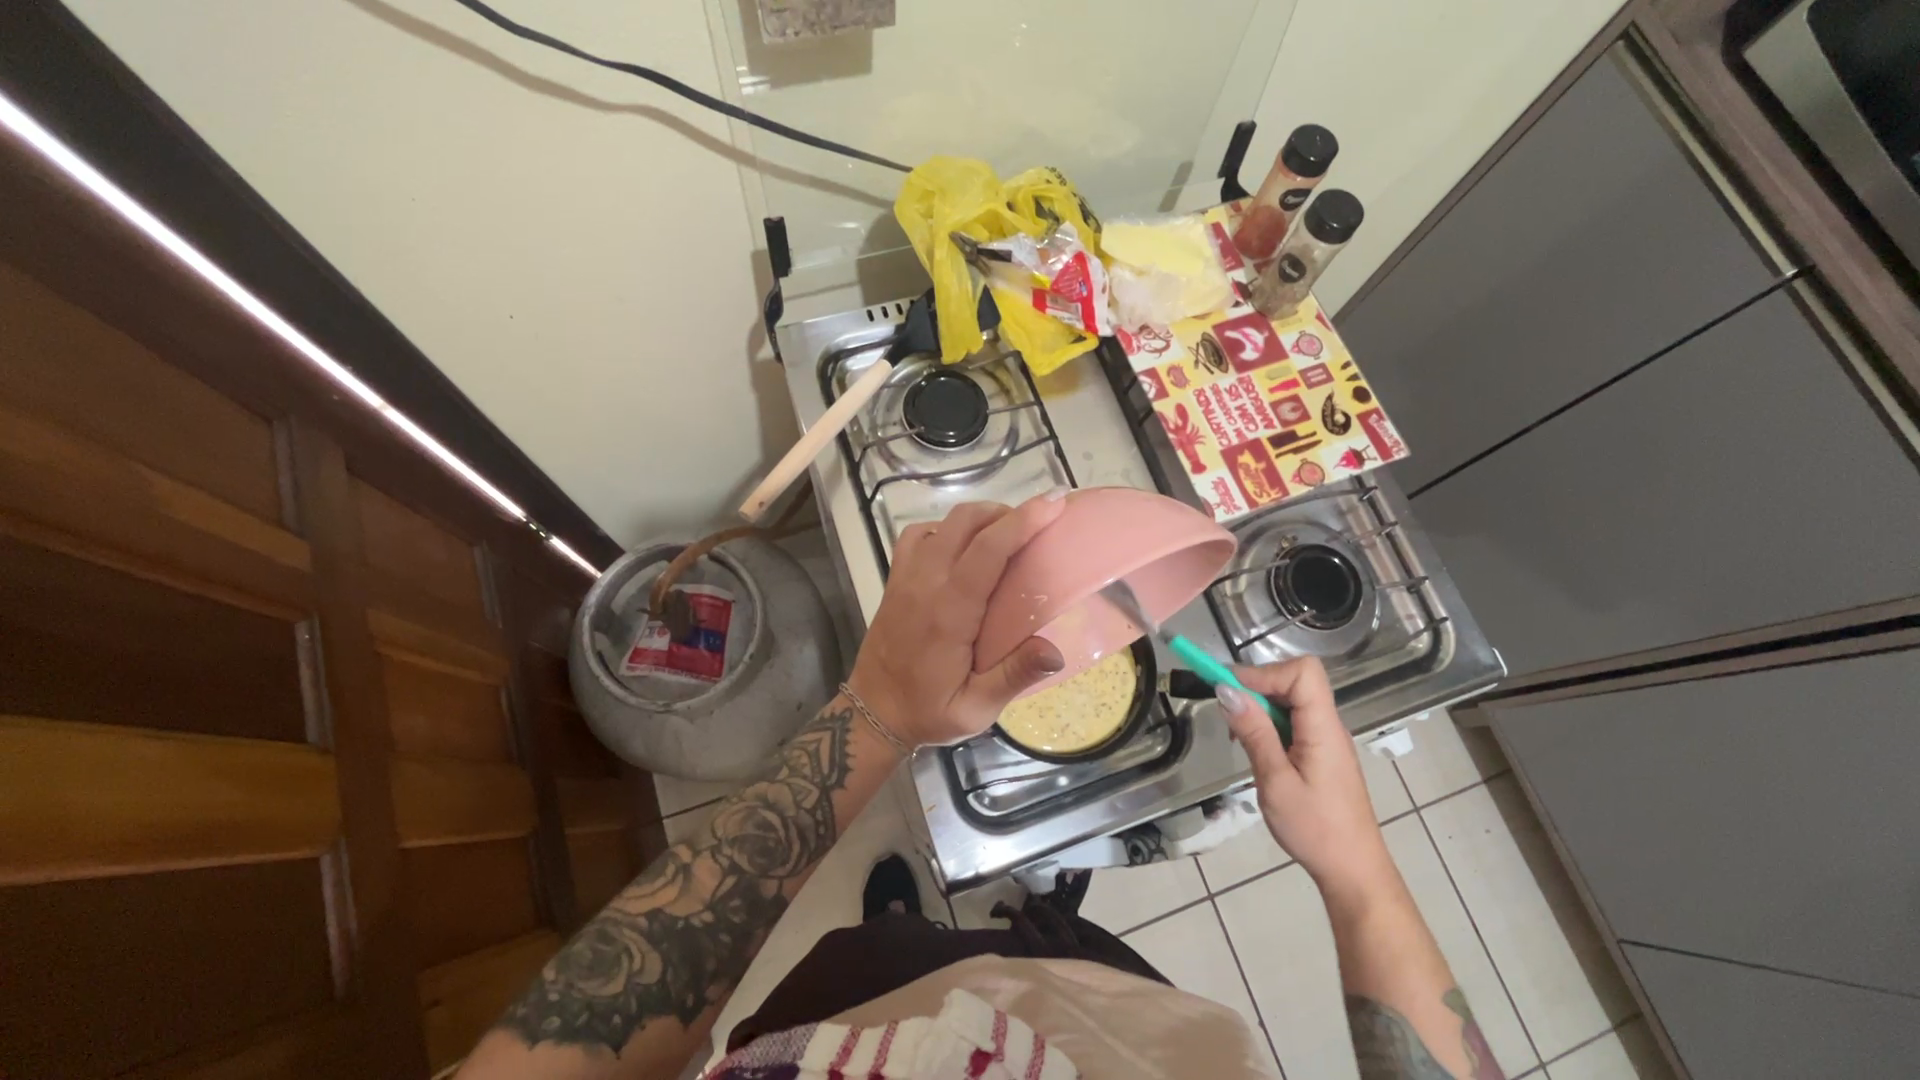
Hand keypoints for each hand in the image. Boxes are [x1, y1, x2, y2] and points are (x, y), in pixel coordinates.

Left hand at [846, 494, 1068, 747]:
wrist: (872, 713)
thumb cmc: (928, 712)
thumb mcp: (975, 710)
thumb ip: (1013, 677)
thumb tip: (1055, 651)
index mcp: (949, 613)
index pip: (987, 550)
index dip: (1022, 521)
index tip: (1053, 503)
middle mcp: (926, 584)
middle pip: (965, 522)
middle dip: (1005, 511)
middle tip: (1038, 521)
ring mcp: (906, 578)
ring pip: (942, 523)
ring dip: (977, 517)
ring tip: (1006, 531)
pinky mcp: (896, 580)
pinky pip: (917, 536)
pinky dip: (945, 529)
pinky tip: (962, 546)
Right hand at [1218, 658, 1395, 897]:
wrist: (1352, 870)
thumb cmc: (1314, 829)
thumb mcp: (1275, 781)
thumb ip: (1254, 733)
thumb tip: (1227, 691)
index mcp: (1323, 728)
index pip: (1302, 672)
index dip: (1265, 672)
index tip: (1230, 690)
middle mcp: (1328, 726)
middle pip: (1296, 681)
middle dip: (1257, 688)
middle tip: (1227, 713)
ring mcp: (1326, 740)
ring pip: (1292, 702)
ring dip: (1260, 709)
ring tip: (1238, 736)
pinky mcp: (1321, 755)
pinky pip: (1294, 723)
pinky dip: (1269, 726)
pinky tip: (1256, 751)